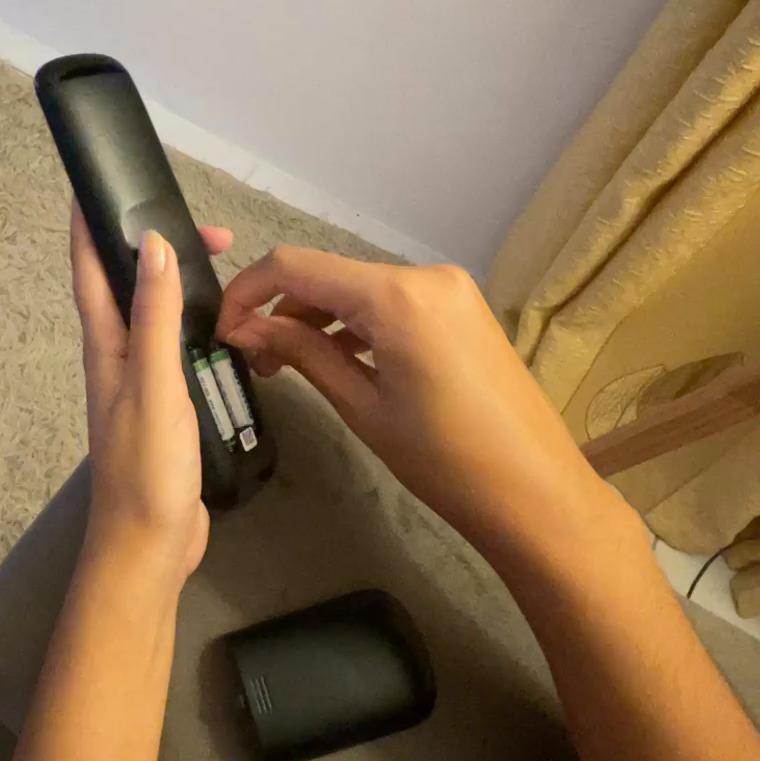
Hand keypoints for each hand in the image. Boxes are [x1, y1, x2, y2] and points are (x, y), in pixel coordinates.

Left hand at [71, 204, 233, 588]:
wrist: (151, 543)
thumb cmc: (147, 466)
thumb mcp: (154, 384)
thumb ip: (154, 317)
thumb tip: (151, 244)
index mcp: (106, 345)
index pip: (90, 269)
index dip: (89, 222)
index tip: (105, 179)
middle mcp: (119, 355)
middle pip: (130, 285)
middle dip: (158, 247)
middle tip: (214, 232)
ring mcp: (143, 380)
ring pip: (157, 315)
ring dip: (182, 284)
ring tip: (225, 268)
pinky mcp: (167, 403)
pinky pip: (179, 346)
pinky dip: (199, 323)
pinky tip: (227, 325)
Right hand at [215, 248, 636, 566]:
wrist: (537, 494)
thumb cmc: (444, 461)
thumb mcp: (361, 407)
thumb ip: (301, 353)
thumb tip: (245, 327)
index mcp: (396, 296)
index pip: (294, 266)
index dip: (246, 291)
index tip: (223, 331)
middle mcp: (423, 276)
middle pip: (327, 276)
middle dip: (281, 310)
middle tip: (254, 360)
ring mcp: (448, 289)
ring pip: (357, 290)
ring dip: (316, 319)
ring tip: (287, 366)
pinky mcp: (460, 309)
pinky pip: (390, 304)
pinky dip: (354, 325)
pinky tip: (337, 361)